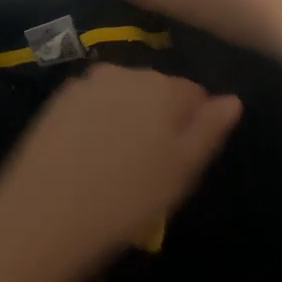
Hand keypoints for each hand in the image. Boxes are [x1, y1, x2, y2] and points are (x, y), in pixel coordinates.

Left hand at [0, 64, 240, 277]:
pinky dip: (97, 121)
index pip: (195, 94)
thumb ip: (210, 129)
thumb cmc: (128, 196)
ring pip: (123, 95)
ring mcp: (87, 81)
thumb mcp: (183, 170)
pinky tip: (90, 156)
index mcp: (164, 86)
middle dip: (160, 117)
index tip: (183, 160)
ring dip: (127, 117)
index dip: (194, 125)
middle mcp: (125, 72)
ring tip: (119, 164)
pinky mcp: (58, 98)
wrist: (48, 209)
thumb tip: (233, 99)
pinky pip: (93, 104)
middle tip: (152, 166)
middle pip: (157, 89)